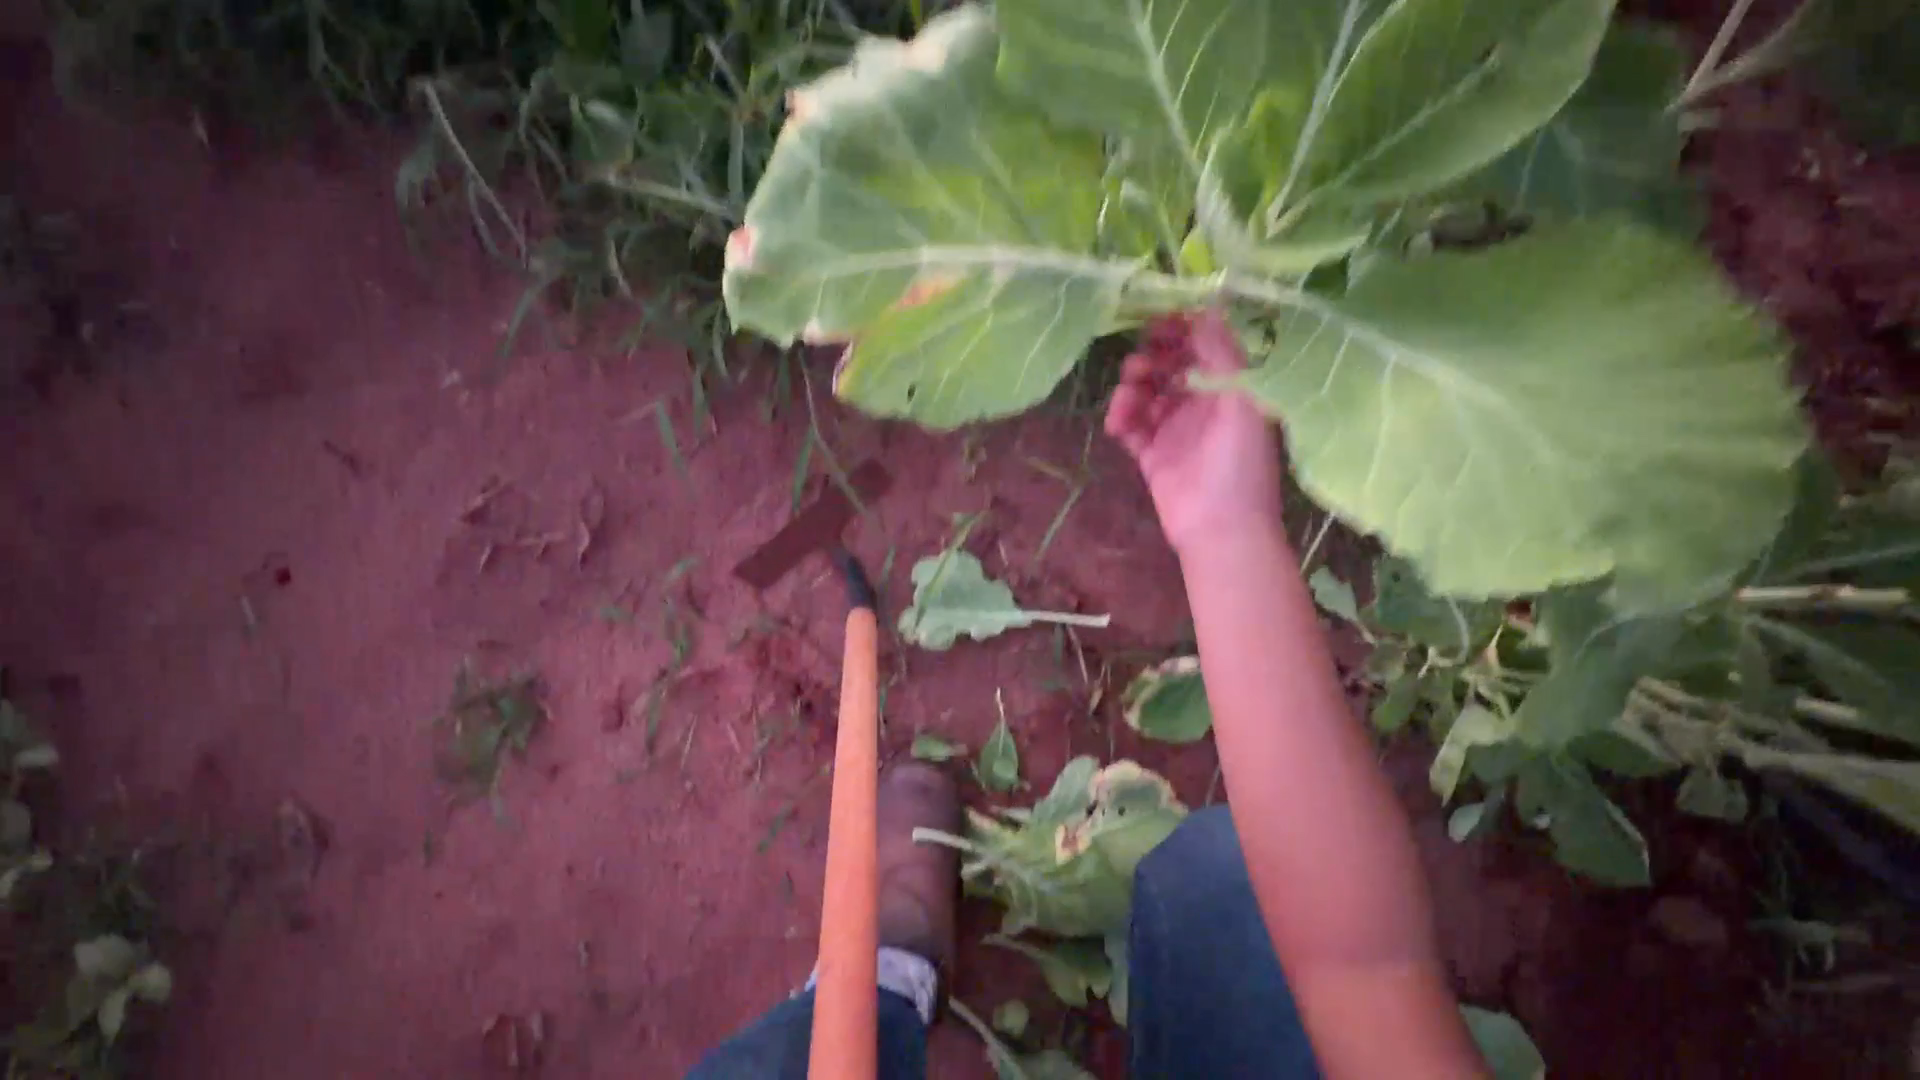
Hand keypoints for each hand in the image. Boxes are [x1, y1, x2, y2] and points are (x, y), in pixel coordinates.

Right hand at [1105, 311, 1283, 557]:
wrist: (1220, 529)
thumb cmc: (1239, 462)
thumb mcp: (1242, 399)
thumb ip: (1221, 352)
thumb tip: (1205, 303)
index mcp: (1230, 387)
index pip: (1202, 345)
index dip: (1179, 330)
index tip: (1157, 323)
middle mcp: (1202, 403)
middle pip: (1168, 366)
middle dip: (1151, 359)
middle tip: (1141, 366)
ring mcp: (1175, 429)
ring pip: (1145, 393)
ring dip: (1132, 389)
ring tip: (1128, 402)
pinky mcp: (1151, 455)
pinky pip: (1130, 426)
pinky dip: (1121, 419)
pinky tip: (1118, 424)